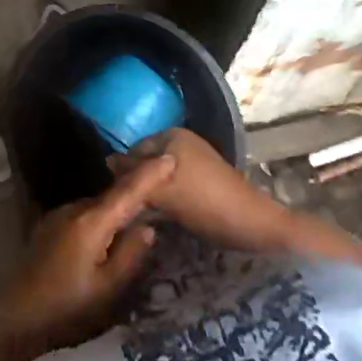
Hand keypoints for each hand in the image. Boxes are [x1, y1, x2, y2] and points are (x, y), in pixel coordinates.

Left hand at [0, 153, 175, 354]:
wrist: (17, 313)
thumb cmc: (67, 306)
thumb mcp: (107, 289)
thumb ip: (130, 255)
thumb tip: (148, 225)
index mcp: (91, 222)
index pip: (127, 191)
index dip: (149, 173)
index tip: (170, 157)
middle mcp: (75, 209)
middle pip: (113, 195)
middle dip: (137, 189)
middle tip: (164, 189)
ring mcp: (60, 214)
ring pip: (98, 205)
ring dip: (118, 207)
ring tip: (141, 214)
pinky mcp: (51, 224)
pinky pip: (85, 214)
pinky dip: (102, 217)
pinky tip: (109, 234)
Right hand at [109, 129, 295, 252]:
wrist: (254, 225)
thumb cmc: (204, 201)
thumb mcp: (162, 190)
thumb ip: (132, 176)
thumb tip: (107, 162)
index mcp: (171, 135)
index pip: (133, 151)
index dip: (123, 174)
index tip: (117, 200)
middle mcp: (182, 142)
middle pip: (147, 163)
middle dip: (137, 184)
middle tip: (128, 210)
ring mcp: (195, 161)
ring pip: (160, 177)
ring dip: (151, 194)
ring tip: (141, 217)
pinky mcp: (204, 182)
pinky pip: (174, 186)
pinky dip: (166, 200)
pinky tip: (162, 218)